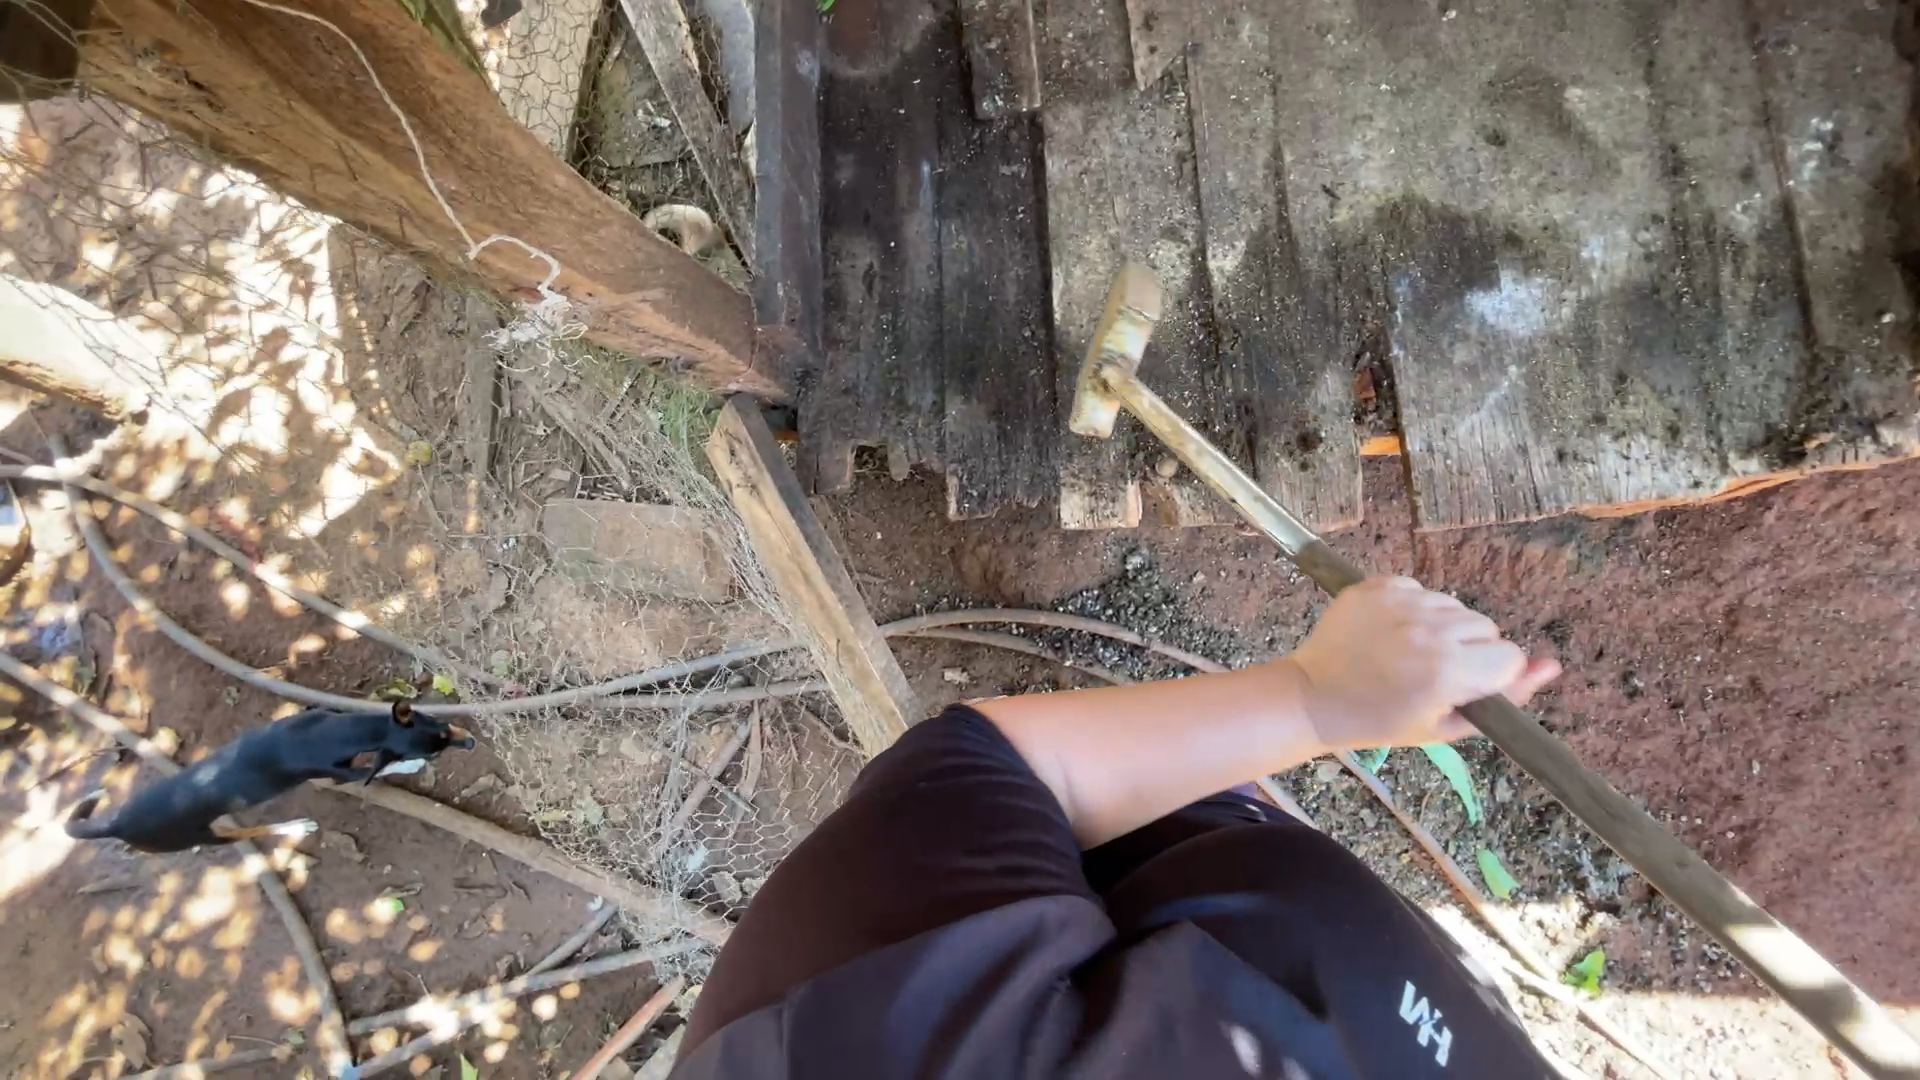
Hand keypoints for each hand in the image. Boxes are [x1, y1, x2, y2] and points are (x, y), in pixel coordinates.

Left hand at [1286, 576, 1559, 750]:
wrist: (1314, 697)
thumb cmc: (1381, 720)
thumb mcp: (1447, 723)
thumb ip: (1506, 696)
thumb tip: (1551, 665)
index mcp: (1449, 668)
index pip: (1508, 655)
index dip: (1490, 674)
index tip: (1462, 686)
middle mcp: (1427, 629)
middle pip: (1483, 626)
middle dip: (1469, 648)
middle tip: (1431, 669)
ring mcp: (1397, 604)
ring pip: (1452, 605)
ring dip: (1441, 624)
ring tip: (1408, 649)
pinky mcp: (1371, 587)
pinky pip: (1415, 587)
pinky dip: (1410, 605)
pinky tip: (1390, 629)